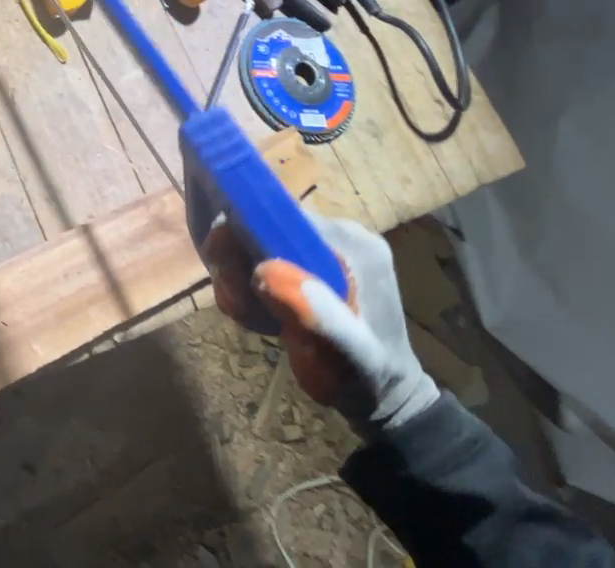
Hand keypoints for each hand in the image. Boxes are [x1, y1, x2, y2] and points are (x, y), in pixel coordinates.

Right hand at [203, 212, 440, 438]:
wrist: (382, 399)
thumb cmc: (364, 376)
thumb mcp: (342, 349)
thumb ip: (312, 311)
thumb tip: (264, 269)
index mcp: (351, 245)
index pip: (278, 215)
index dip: (241, 236)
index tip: (232, 278)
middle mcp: (334, 236)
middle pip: (258, 224)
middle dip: (234, 262)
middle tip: (237, 305)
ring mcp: (318, 249)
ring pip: (249, 242)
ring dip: (235, 277)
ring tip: (250, 318)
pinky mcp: (303, 263)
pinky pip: (254, 256)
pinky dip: (243, 283)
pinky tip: (258, 313)